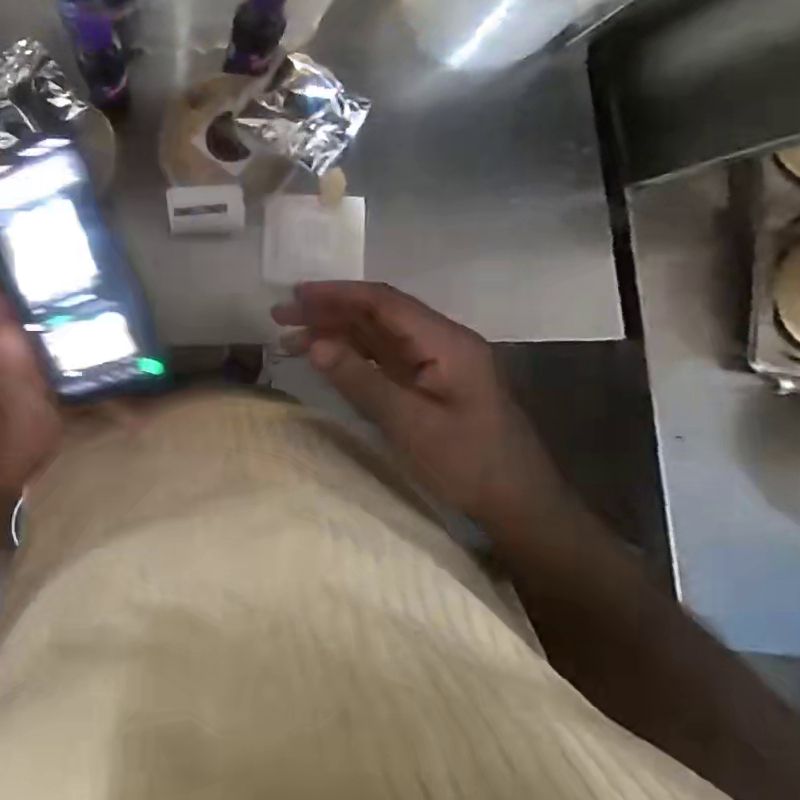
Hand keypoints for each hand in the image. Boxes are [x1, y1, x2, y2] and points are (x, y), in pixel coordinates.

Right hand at [272, 280, 567, 521]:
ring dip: (334, 332)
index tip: (295, 296)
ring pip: (376, 335)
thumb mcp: (410, 423)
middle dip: (328, 311)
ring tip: (288, 339)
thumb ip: (361, 380)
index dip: (337, 294)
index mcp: (446, 342)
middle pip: (377, 314)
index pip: (384, 302)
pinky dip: (349, 354)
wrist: (519, 504)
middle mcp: (440, 343)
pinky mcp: (427, 384)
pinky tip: (322, 358)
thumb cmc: (469, 462)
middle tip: (280, 316)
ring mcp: (434, 364)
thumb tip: (315, 344)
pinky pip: (382, 358)